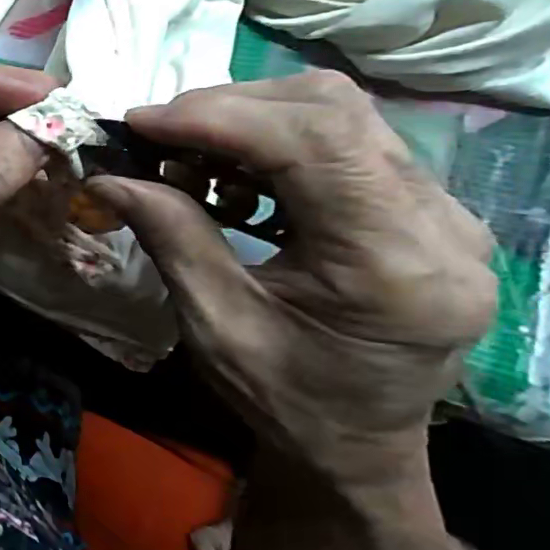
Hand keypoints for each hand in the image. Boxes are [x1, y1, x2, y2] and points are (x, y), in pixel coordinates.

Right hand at [87, 71, 496, 487]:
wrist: (358, 442)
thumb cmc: (284, 398)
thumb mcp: (214, 324)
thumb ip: (171, 236)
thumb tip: (106, 176)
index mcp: (392, 263)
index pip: (315, 142)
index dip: (217, 116)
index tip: (139, 123)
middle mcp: (439, 223)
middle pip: (332, 108)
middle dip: (225, 107)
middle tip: (154, 136)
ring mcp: (442, 209)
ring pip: (338, 110)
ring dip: (245, 116)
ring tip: (186, 152)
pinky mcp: (423, 205)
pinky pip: (343, 137)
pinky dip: (270, 136)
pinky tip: (231, 172)